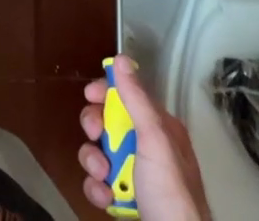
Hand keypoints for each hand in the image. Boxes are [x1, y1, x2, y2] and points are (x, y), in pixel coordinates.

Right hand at [78, 56, 209, 220]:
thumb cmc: (169, 190)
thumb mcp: (154, 139)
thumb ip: (135, 100)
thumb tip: (120, 59)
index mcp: (159, 128)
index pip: (128, 96)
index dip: (107, 92)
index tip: (89, 95)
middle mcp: (146, 147)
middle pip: (108, 122)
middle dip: (96, 131)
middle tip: (95, 137)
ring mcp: (134, 173)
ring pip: (99, 153)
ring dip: (94, 164)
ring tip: (104, 179)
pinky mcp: (123, 197)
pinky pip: (98, 182)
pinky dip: (97, 189)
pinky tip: (106, 199)